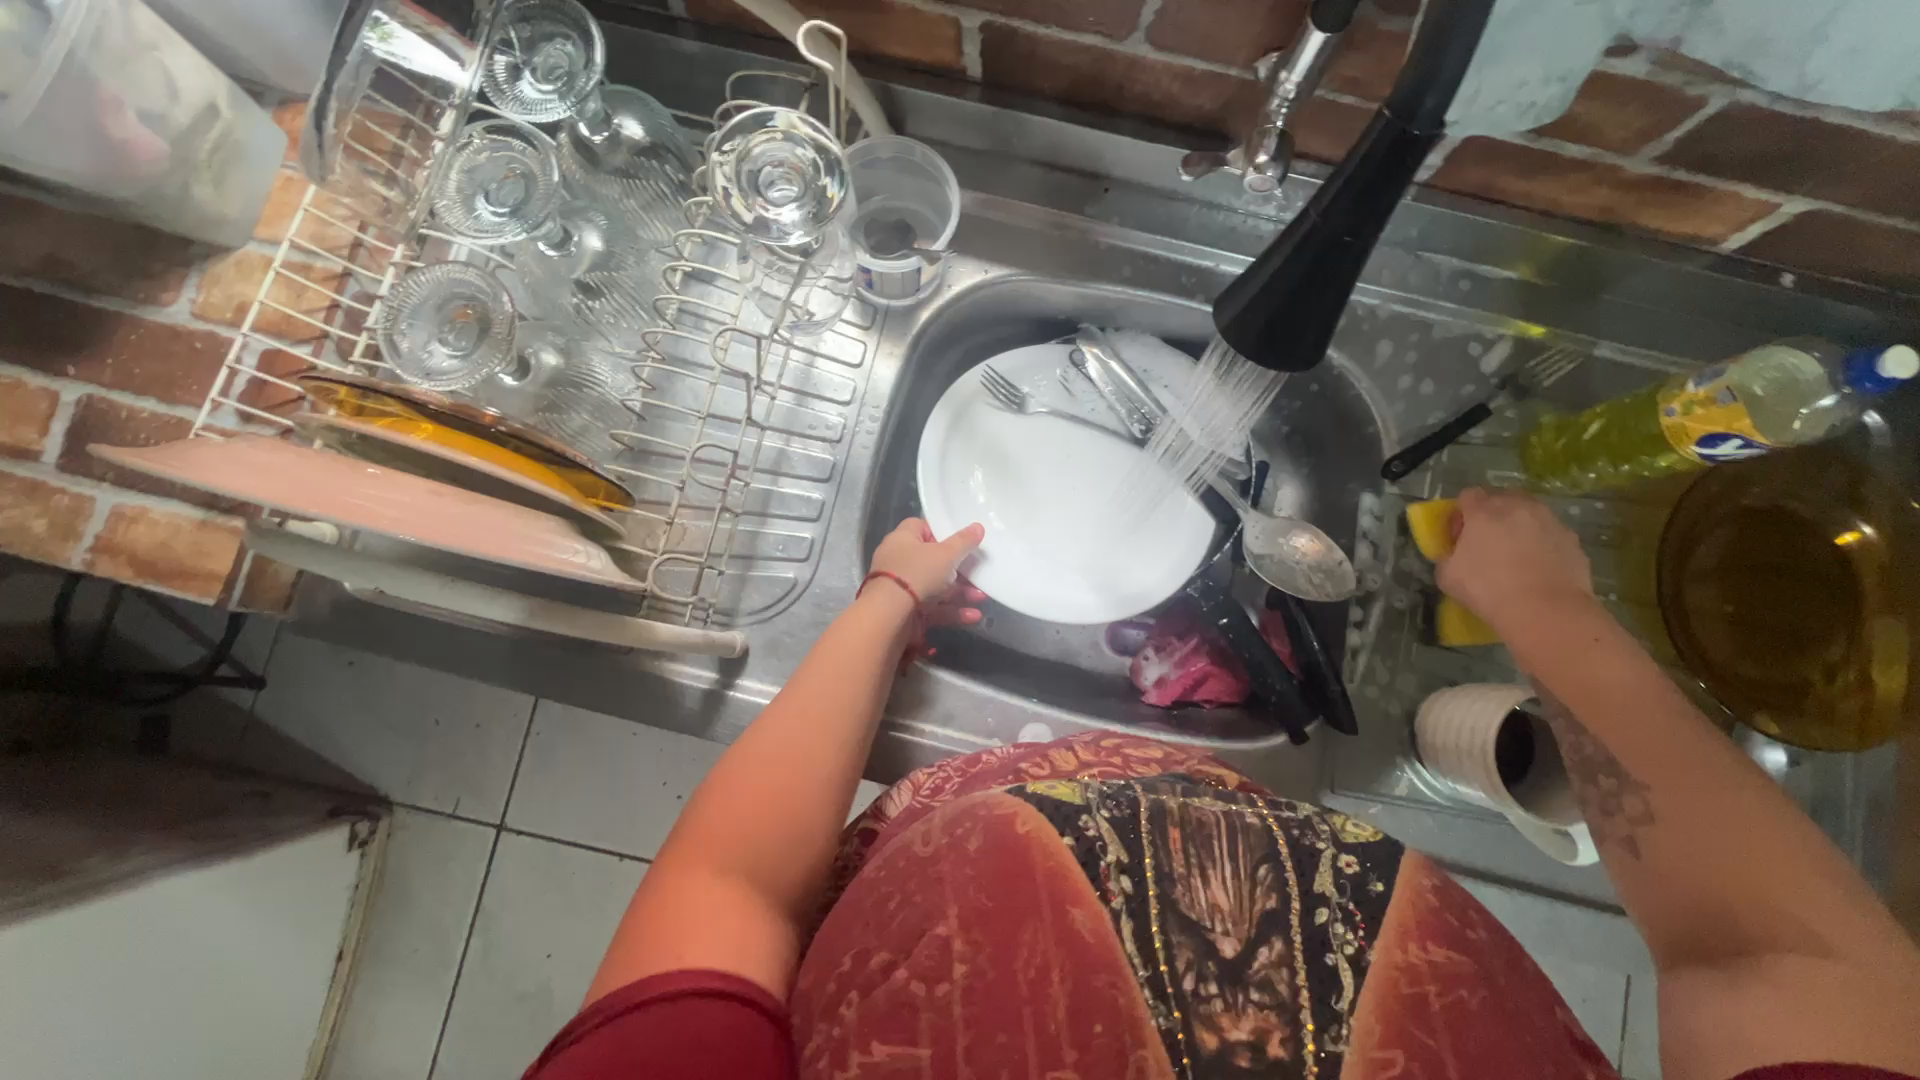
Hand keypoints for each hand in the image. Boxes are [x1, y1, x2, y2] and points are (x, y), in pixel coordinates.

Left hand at [868, 518, 986, 625]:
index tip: (961, 540)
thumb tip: (978, 526)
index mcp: (903, 540)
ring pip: (936, 587)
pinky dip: (952, 611)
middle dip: (959, 569)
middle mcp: (900, 561)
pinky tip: (974, 615)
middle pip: (933, 560)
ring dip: (960, 592)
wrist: (890, 616)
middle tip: (978, 571)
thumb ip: (963, 542)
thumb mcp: (945, 554)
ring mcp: (903, 588)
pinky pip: (933, 608)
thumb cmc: (917, 573)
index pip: (921, 528)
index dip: (941, 532)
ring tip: (982, 596)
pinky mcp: (908, 611)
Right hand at [1436, 487, 1594, 632]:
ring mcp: (1549, 521)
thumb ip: (1448, 555)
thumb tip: (1454, 553)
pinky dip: (1542, 542)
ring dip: (1519, 524)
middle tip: (1486, 538)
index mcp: (1483, 512)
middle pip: (1502, 496)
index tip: (1459, 534)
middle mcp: (1518, 508)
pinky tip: (1537, 566)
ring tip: (1515, 552)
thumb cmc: (1488, 589)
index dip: (1461, 512)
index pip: (1468, 495)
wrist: (1546, 609)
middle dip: (1492, 511)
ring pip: (1530, 511)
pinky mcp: (1572, 539)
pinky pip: (1550, 532)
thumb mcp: (1447, 576)